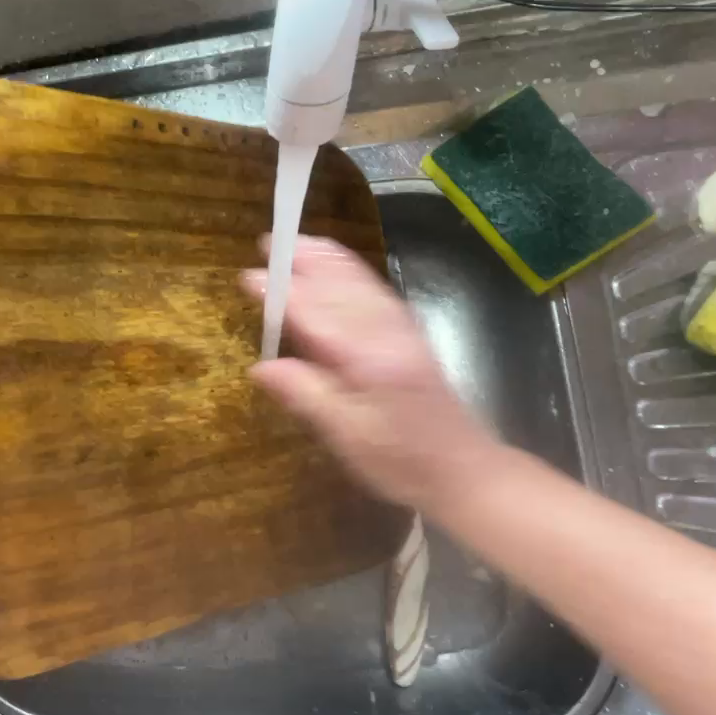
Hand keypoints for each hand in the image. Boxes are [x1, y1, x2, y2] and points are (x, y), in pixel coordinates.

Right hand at [243, 235, 500, 512]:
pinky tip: (338, 268)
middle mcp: (386, 334)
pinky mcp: (409, 335)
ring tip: (297, 242)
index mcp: (367, 359)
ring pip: (359, 283)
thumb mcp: (345, 436)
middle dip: (305, 262)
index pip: (316, 314)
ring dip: (327, 260)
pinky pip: (375, 291)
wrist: (464, 472)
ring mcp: (402, 331)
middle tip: (268, 242)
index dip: (282, 293)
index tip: (250, 278)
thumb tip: (261, 367)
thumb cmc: (400, 462)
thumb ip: (305, 395)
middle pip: (340, 287)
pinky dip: (352, 272)